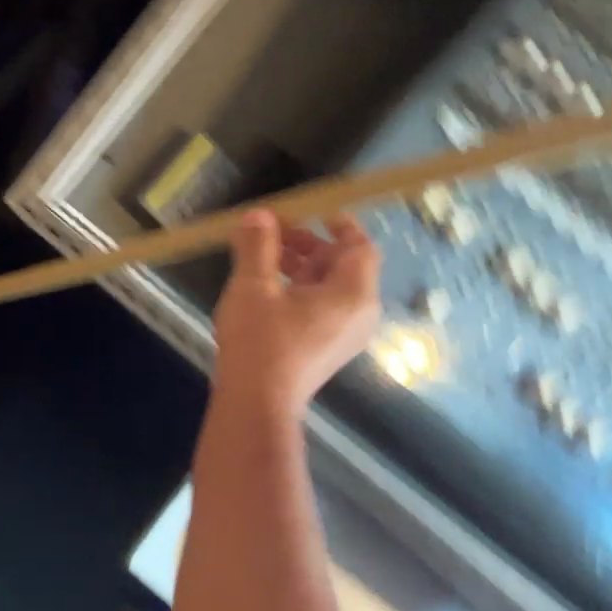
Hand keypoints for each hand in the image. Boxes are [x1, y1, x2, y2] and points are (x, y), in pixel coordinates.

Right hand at [211, 209, 380, 418]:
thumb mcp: (252, 287)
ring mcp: (345, 333)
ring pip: (329, 288)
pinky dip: (299, 290)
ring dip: (299, 268)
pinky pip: (321, 307)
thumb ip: (257, 248)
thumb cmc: (260, 339)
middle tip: (270, 234)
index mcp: (352, 294)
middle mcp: (359, 312)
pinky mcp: (326, 347)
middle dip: (308, 246)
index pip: (359, 248)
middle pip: (342, 267)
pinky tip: (266, 292)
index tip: (312, 212)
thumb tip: (259, 215)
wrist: (259, 398)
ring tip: (261, 260)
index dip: (339, 226)